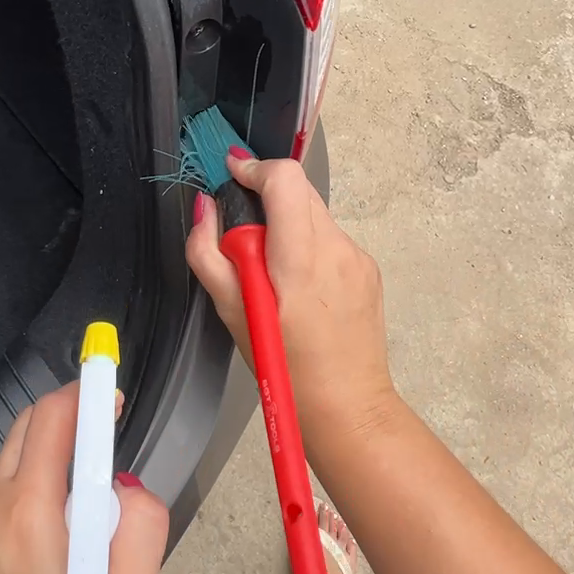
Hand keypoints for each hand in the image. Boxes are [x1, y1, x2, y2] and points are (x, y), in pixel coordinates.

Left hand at [0, 381, 168, 573]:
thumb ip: (140, 527)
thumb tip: (131, 488)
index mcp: (26, 515)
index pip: (55, 416)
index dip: (90, 392)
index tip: (111, 379)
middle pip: (29, 427)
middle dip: (70, 421)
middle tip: (110, 448)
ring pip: (17, 463)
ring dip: (55, 463)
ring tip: (90, 521)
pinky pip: (5, 497)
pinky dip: (35, 493)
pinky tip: (62, 544)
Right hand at [185, 152, 400, 446]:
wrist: (348, 407)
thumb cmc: (284, 365)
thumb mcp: (230, 311)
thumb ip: (207, 252)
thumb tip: (204, 207)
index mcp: (300, 257)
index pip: (284, 179)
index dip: (253, 167)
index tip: (231, 171)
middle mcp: (335, 247)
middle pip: (299, 189)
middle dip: (267, 195)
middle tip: (243, 231)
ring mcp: (357, 257)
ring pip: (314, 212)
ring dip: (287, 222)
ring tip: (270, 269)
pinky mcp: (368, 268)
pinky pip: (330, 237)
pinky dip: (308, 243)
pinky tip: (299, 284)